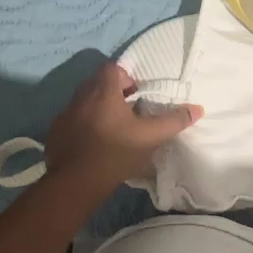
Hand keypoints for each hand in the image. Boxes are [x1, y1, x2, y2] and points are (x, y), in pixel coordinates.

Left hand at [43, 63, 202, 190]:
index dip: (127, 77)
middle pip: (97, 83)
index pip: (113, 68)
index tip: (138, 94)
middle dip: (113, 92)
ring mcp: (64, 115)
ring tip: (113, 127)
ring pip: (84, 102)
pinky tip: (94, 144)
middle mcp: (80, 97)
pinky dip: (83, 126)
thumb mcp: (150, 138)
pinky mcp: (55, 133)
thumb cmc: (115, 153)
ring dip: (97, 108)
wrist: (75, 184)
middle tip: (129, 110)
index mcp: (102, 91)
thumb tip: (197, 108)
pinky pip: (72, 121)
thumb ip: (174, 121)